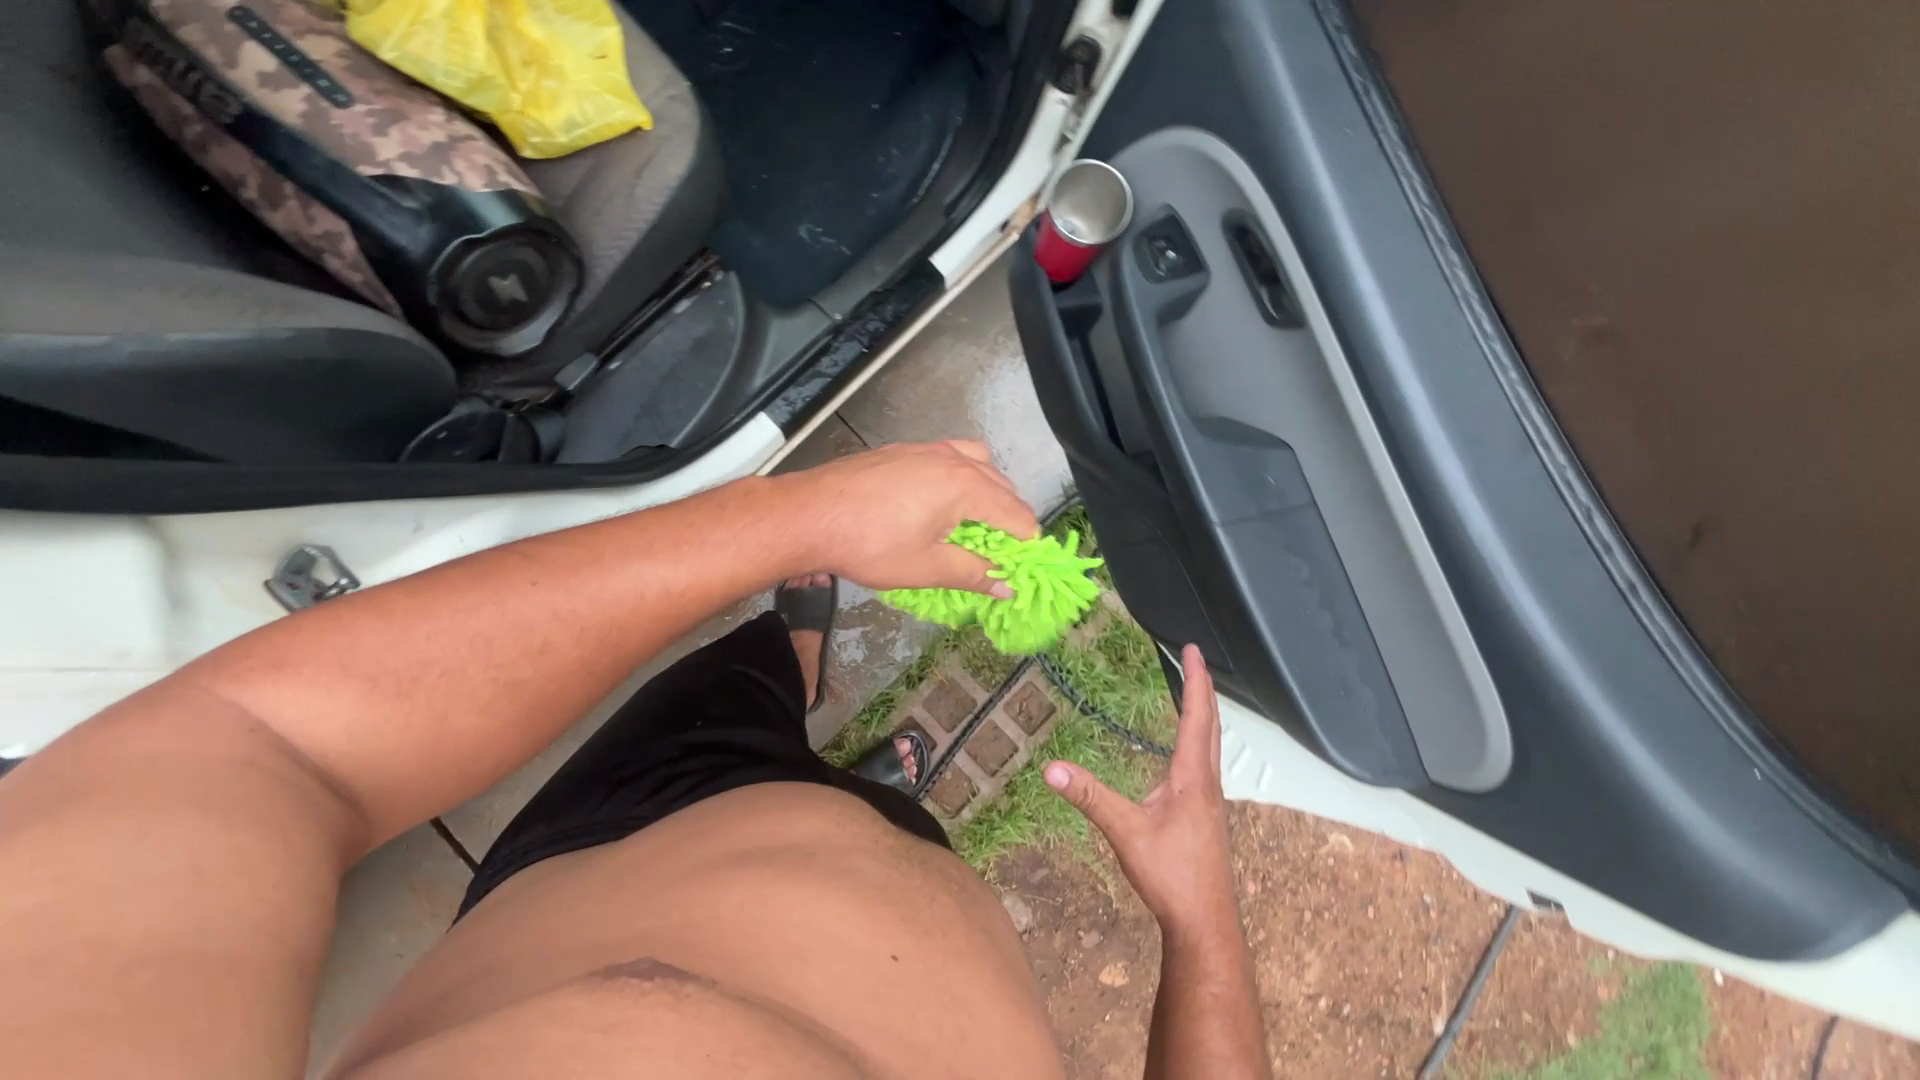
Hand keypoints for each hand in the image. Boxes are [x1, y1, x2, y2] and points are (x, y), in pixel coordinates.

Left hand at [777, 440, 1039, 593]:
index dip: (1027, 544)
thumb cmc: (869, 545)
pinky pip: (950, 456)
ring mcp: (927, 449)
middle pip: (1003, 486)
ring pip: (978, 463)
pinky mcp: (903, 451)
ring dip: (988, 491)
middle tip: (1001, 553)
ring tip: (976, 523)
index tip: (1024, 568)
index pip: (1017, 514)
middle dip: (1010, 519)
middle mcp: (953, 460)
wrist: (809, 515)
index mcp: (966, 487)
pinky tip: (941, 501)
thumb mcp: (926, 567)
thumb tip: (1007, 587)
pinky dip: (961, 476)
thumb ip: (973, 574)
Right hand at [1046, 645, 1235, 933]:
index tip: (1194, 649)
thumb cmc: (1172, 876)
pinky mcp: (1206, 816)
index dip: (1196, 681)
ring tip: (1194, 694)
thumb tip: (1051, 768)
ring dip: (1204, 715)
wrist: (1204, 923)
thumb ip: (1091, 798)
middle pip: (1211, 725)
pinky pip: (1205, 764)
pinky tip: (1184, 755)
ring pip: (1212, 745)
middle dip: (1204, 689)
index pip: (1197, 717)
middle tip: (1195, 660)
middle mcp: (1208, 783)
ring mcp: (1210, 801)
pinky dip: (1199, 740)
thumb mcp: (1125, 833)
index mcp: (1193, 777)